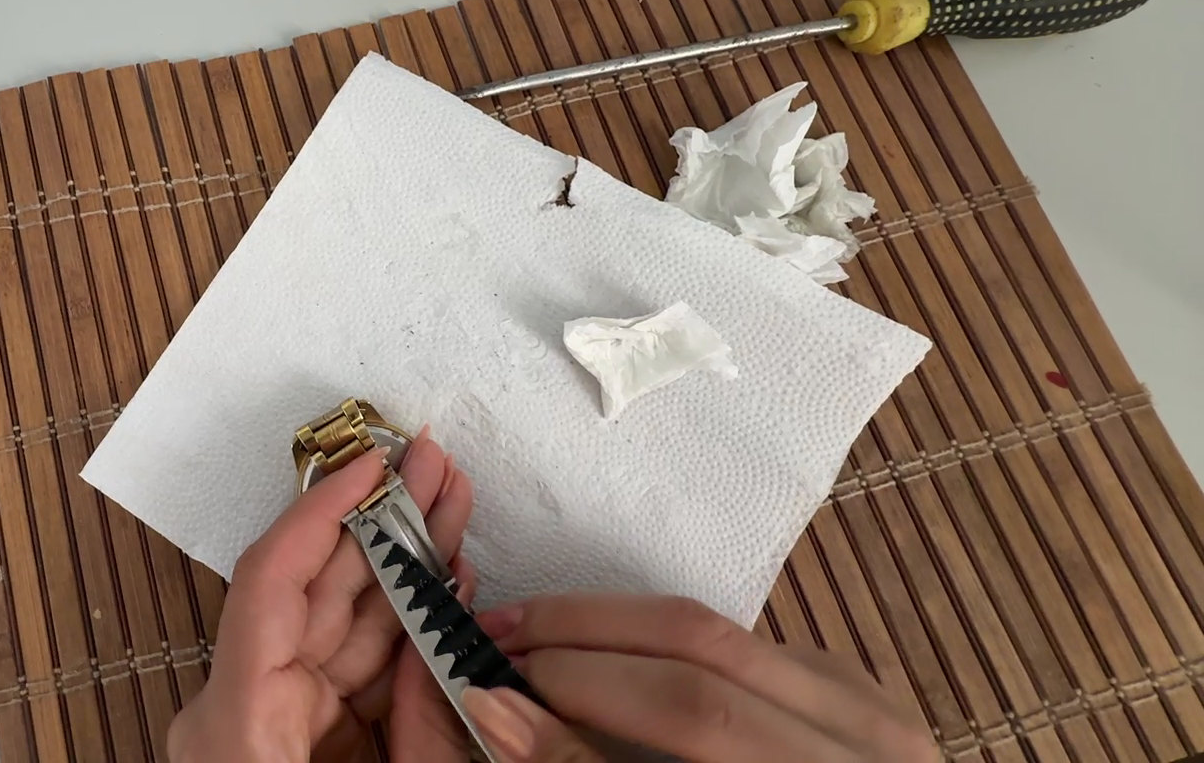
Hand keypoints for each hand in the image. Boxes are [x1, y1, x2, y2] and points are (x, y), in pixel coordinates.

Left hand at [166, 434, 474, 762]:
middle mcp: (243, 703)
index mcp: (235, 722)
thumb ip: (416, 727)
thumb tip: (448, 646)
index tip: (371, 462)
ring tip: (448, 504)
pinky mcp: (298, 731)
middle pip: (315, 584)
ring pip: (341, 616)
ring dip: (401, 560)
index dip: (322, 507)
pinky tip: (440, 580)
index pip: (269, 579)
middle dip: (384, 517)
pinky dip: (397, 622)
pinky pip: (348, 660)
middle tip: (428, 465)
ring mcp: (270, 714)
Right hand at [455, 595, 938, 761]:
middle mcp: (868, 738)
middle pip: (696, 646)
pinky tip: (596, 646)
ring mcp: (866, 702)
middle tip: (494, 634)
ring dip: (599, 619)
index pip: (691, 712)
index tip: (489, 680)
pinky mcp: (849, 679)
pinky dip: (646, 632)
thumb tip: (490, 706)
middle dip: (575, 631)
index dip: (580, 686)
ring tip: (526, 627)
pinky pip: (727, 634)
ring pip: (708, 623)